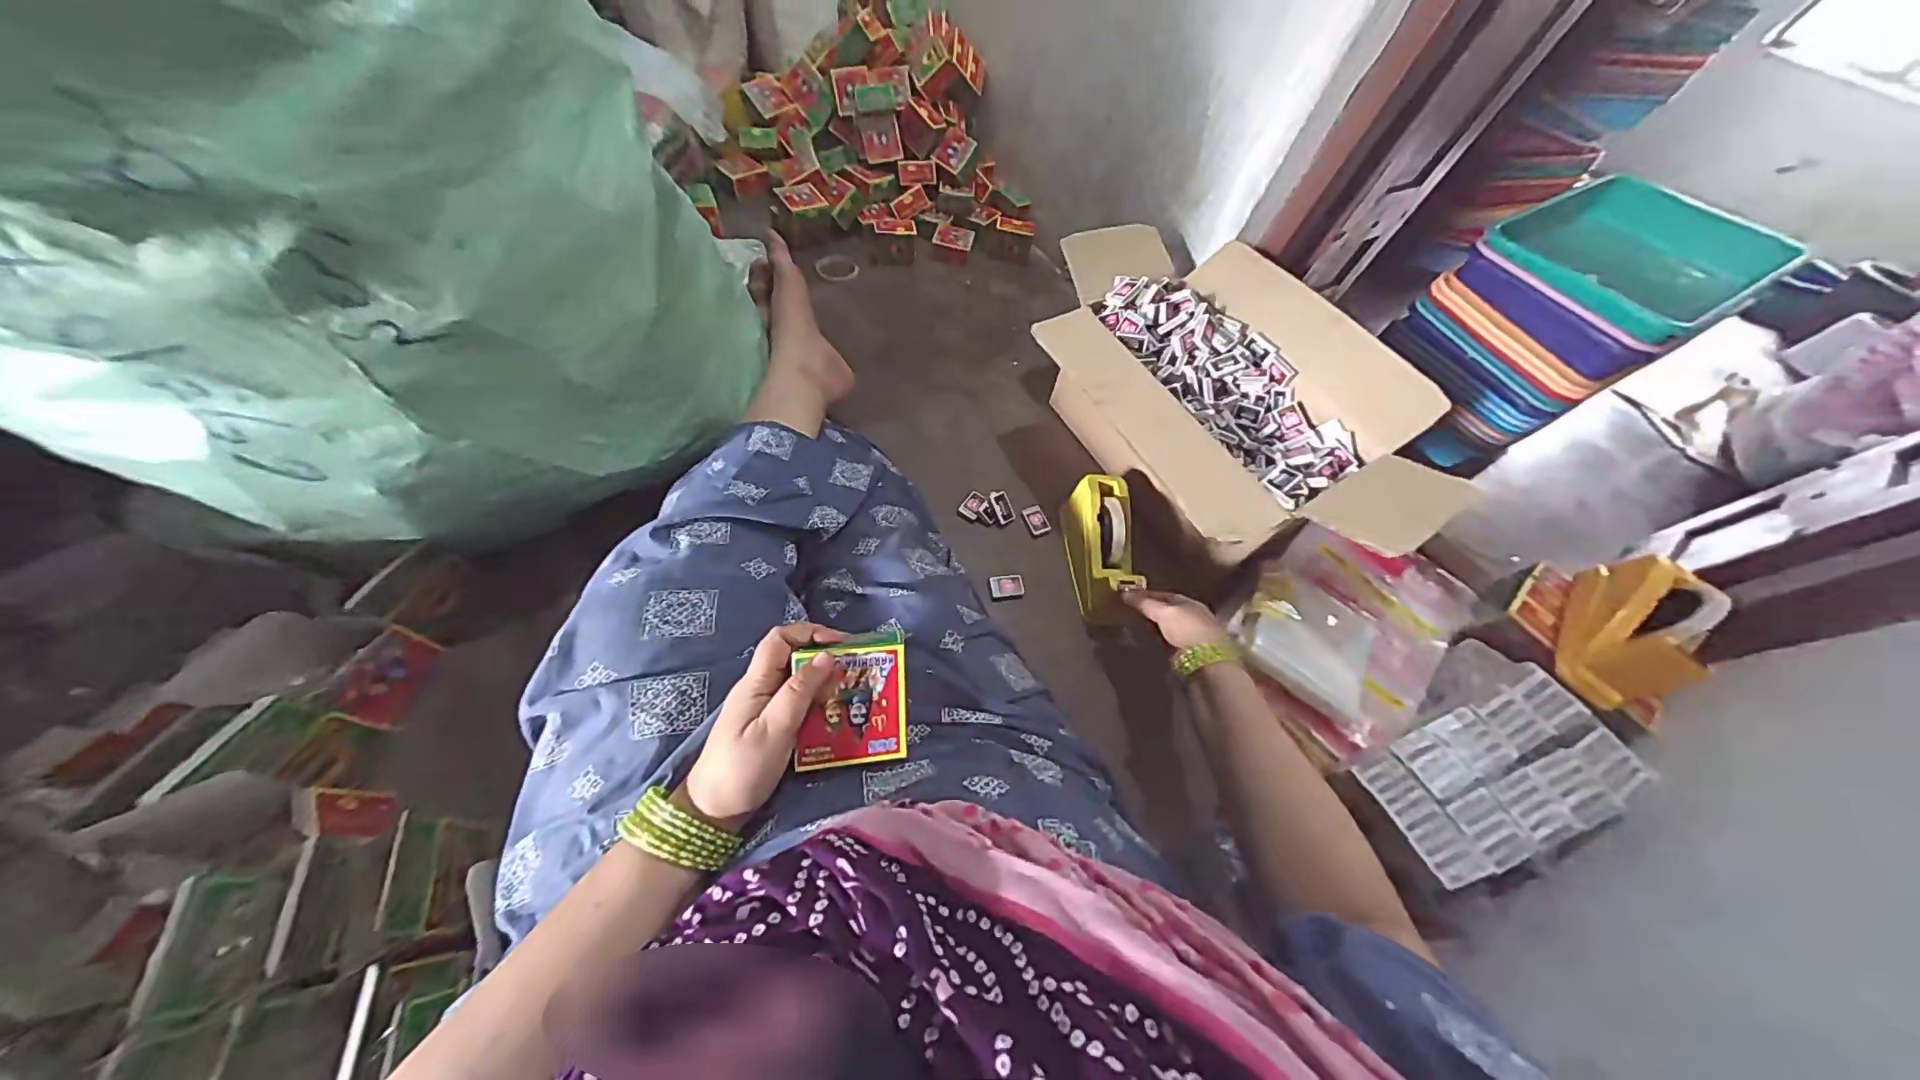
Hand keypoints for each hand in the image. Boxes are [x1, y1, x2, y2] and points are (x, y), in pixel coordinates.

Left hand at [682, 623, 845, 829]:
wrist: (713, 811)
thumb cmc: (742, 768)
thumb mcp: (775, 729)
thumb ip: (799, 691)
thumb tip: (827, 656)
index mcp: (756, 683)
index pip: (780, 639)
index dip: (810, 633)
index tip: (842, 645)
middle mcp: (760, 689)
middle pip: (793, 658)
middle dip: (825, 659)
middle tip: (855, 671)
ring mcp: (765, 708)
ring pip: (798, 682)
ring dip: (825, 683)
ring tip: (852, 693)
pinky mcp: (771, 726)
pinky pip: (798, 704)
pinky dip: (819, 704)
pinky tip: (836, 716)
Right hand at [1122, 589, 1229, 650]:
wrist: (1205, 659)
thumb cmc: (1186, 628)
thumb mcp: (1164, 612)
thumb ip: (1145, 603)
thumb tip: (1124, 593)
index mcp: (1187, 603)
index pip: (1163, 595)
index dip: (1146, 595)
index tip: (1128, 596)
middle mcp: (1189, 617)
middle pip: (1164, 611)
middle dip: (1147, 610)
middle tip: (1126, 610)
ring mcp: (1187, 635)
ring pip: (1163, 627)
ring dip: (1150, 626)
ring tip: (1131, 624)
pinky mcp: (1183, 651)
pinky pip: (1164, 641)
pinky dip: (1154, 639)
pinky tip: (1143, 639)